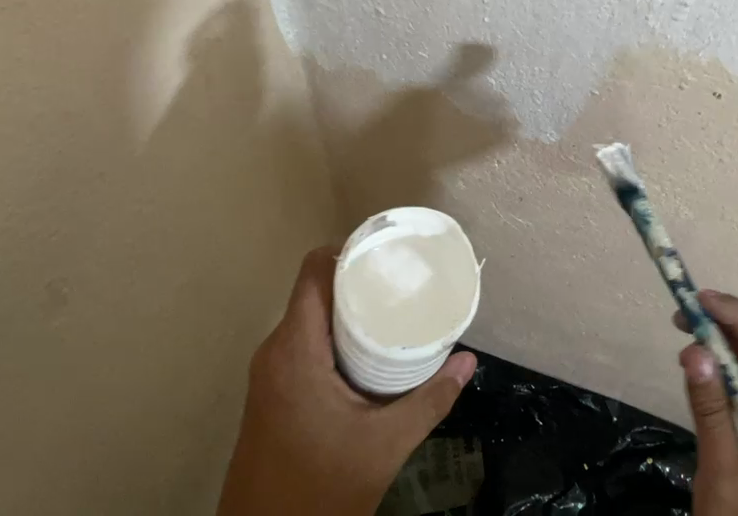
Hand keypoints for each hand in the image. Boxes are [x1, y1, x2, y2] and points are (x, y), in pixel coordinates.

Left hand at [216, 247, 476, 515]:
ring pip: (308, 320)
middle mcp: (274, 351)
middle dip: (358, 282)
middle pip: (314, 292)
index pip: (314, 271)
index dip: (349, 251)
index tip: (389, 252)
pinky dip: (333, 338)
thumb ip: (429, 400)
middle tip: (403, 282)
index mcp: (295, 350)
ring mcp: (268, 375)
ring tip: (392, 312)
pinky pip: (302, 345)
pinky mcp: (271, 394)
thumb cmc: (321, 486)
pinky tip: (367, 352)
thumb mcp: (385, 445)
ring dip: (346, 312)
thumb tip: (469, 360)